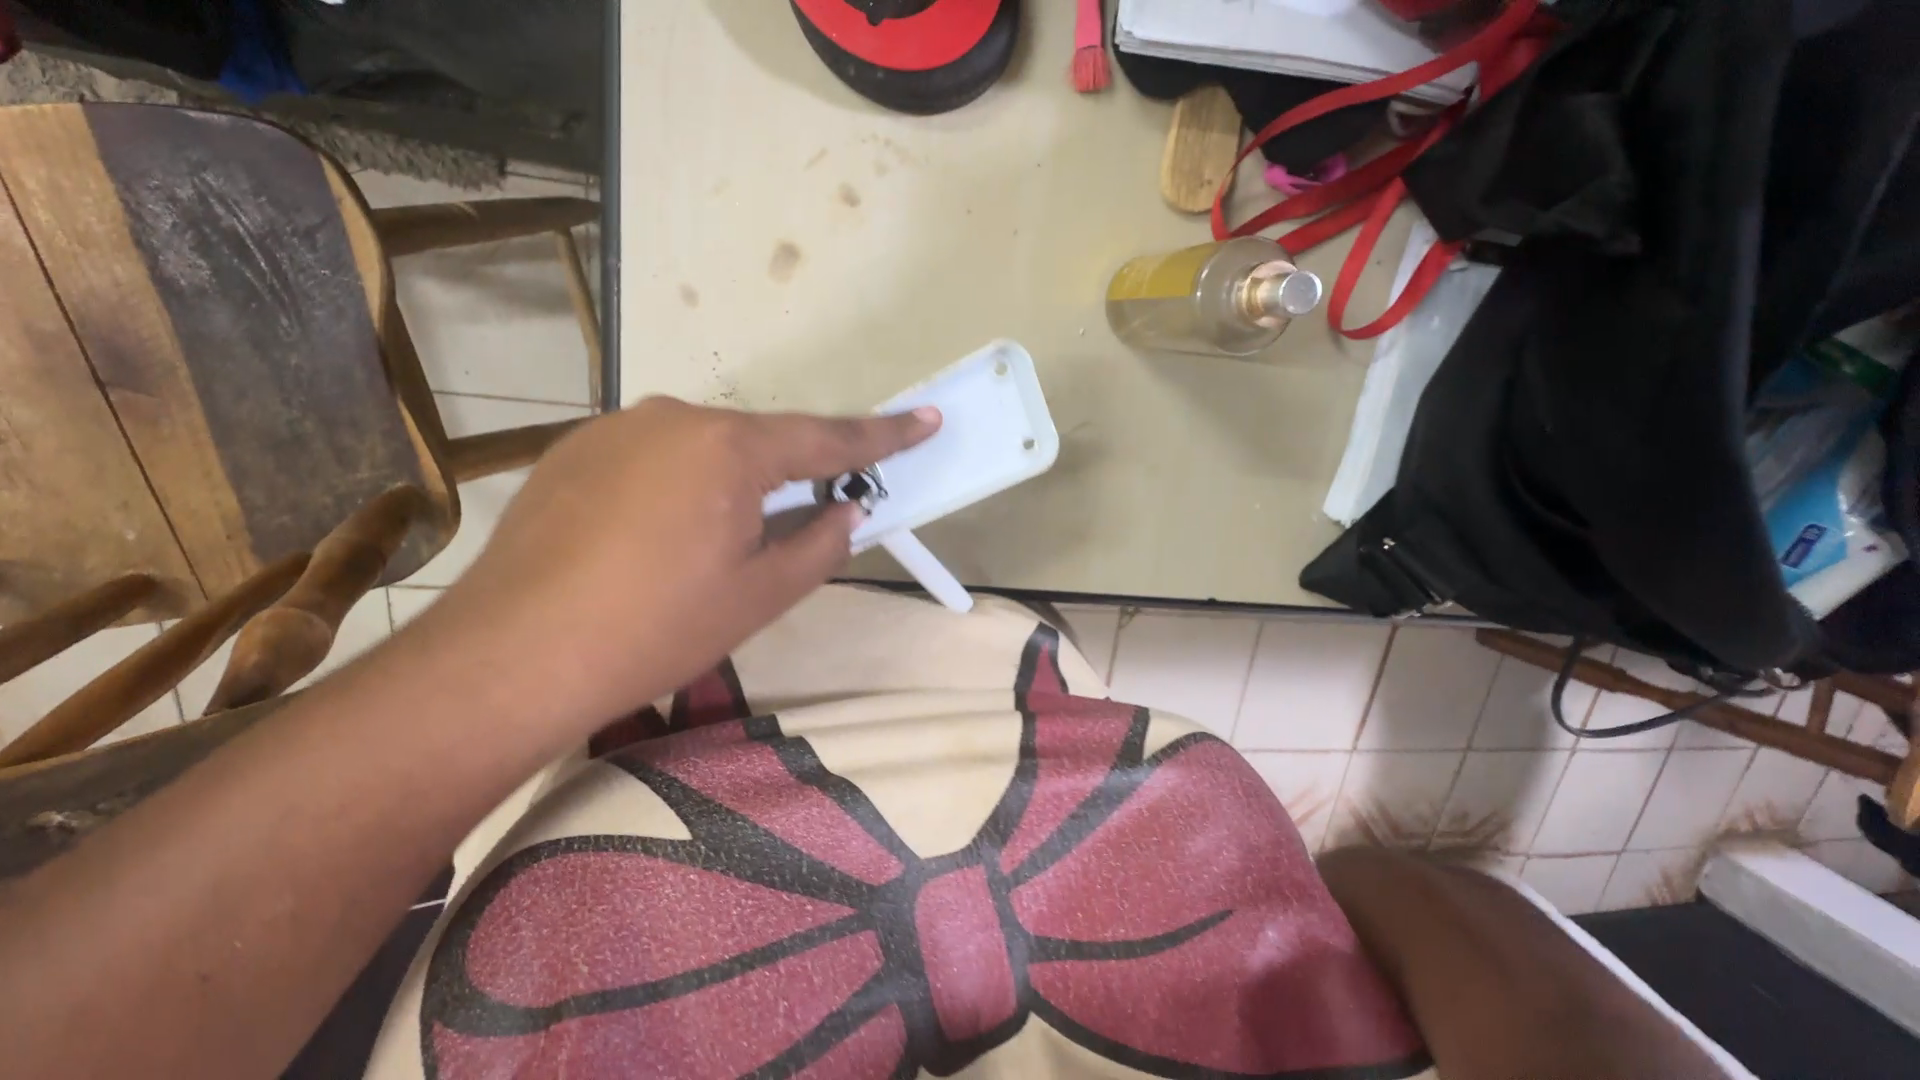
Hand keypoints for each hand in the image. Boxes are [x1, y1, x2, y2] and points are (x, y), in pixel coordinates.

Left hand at [418, 398, 939, 728]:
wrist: (514, 656)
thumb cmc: (656, 629)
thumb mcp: (759, 597)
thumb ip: (818, 543)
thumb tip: (844, 508)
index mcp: (728, 447)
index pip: (824, 437)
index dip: (882, 435)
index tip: (925, 420)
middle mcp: (671, 417)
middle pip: (755, 442)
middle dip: (784, 478)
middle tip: (793, 527)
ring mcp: (612, 429)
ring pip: (698, 451)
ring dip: (722, 487)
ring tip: (704, 553)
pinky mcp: (569, 453)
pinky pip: (648, 460)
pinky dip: (671, 490)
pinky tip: (648, 546)